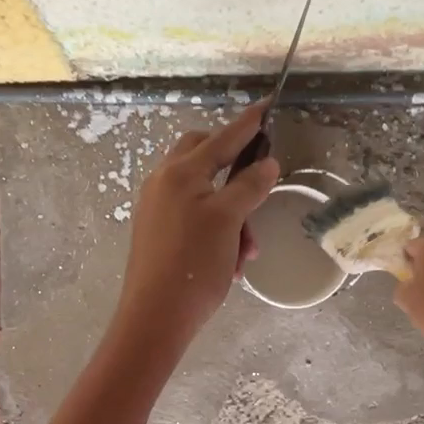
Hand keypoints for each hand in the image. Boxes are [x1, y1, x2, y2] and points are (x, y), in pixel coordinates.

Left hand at [114, 103, 280, 347]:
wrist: (155, 317)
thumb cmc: (195, 263)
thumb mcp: (230, 220)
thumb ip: (249, 185)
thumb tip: (267, 162)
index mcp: (181, 172)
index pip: (222, 138)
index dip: (247, 124)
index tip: (266, 107)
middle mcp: (163, 181)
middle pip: (203, 155)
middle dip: (234, 167)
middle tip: (256, 181)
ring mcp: (156, 206)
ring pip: (202, 190)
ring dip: (231, 211)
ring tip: (247, 248)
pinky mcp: (156, 230)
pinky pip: (192, 214)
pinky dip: (216, 227)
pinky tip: (230, 258)